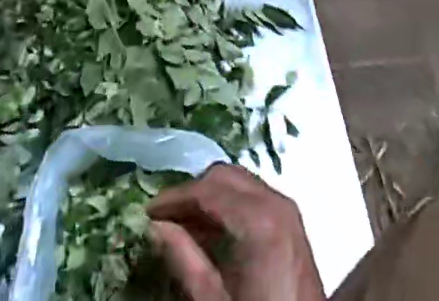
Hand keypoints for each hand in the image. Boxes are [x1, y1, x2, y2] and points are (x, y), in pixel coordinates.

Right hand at [148, 165, 325, 300]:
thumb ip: (184, 259)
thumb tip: (157, 227)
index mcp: (257, 220)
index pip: (207, 190)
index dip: (174, 198)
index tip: (147, 212)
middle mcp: (275, 203)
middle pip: (224, 177)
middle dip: (192, 193)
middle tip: (164, 217)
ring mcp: (287, 211)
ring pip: (239, 183)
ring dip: (209, 197)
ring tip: (182, 226)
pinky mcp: (291, 224)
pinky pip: (254, 197)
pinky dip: (229, 205)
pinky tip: (209, 232)